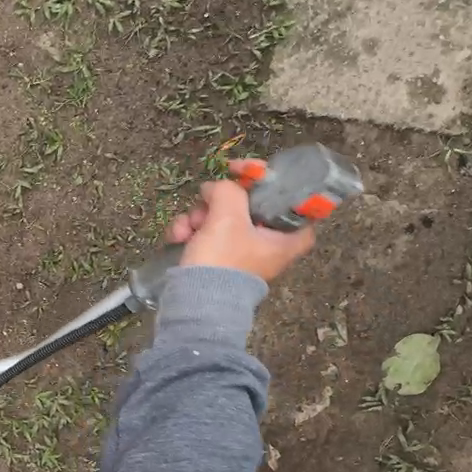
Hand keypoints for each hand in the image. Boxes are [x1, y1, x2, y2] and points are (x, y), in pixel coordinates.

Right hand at [167, 171, 315, 282]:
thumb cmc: (222, 260)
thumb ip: (227, 191)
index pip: (285, 192)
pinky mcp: (221, 257)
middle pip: (244, 203)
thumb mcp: (227, 218)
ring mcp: (245, 249)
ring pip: (220, 216)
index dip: (260, 177)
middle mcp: (273, 240)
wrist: (195, 301)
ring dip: (196, 218)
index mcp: (293, 233)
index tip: (235, 170)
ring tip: (184, 231)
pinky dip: (190, 231)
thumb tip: (215, 187)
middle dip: (214, 205)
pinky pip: (207, 232)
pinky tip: (179, 239)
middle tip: (201, 213)